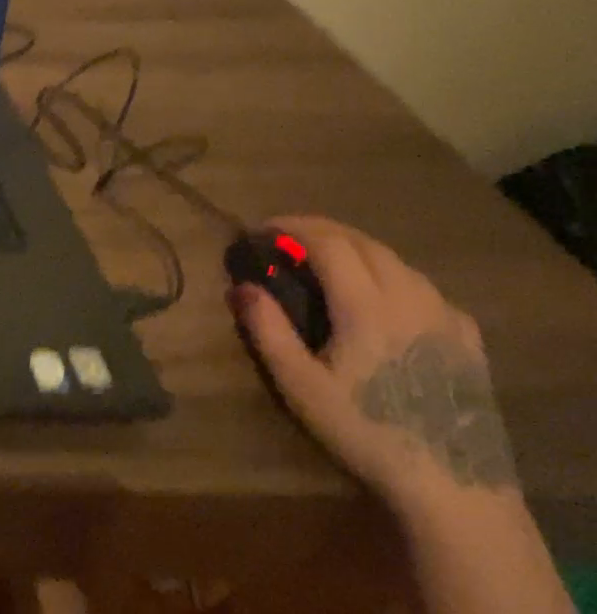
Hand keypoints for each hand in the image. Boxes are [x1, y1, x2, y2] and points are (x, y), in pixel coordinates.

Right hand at [229, 215, 517, 517]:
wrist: (451, 484)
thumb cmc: (363, 430)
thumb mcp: (299, 384)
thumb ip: (268, 329)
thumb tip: (242, 286)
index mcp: (367, 306)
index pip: (329, 242)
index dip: (292, 226)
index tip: (260, 230)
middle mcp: (411, 299)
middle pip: (365, 243)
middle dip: (321, 231)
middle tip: (284, 238)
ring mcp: (446, 317)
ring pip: (398, 261)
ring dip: (356, 249)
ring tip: (326, 262)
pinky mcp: (467, 339)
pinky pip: (425, 287)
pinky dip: (391, 274)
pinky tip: (381, 296)